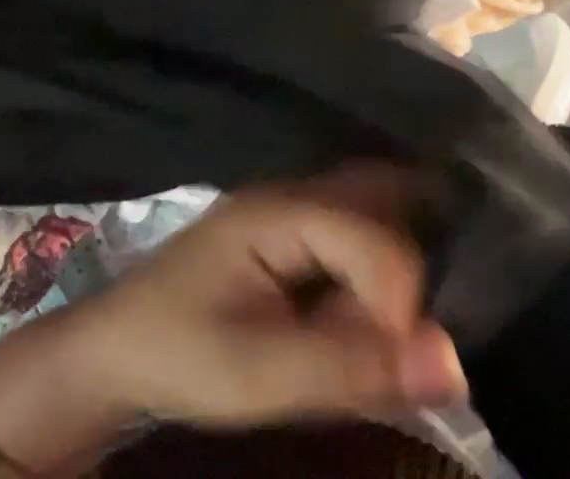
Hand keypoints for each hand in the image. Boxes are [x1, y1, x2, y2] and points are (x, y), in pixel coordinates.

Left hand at [0, 167, 465, 474]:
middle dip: (422, 257)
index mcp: (276, 213)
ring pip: (372, 210)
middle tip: (434, 325)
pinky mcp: (285, 240)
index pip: (375, 239)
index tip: (390, 362)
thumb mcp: (261, 375)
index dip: (399, 303)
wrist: (115, 352)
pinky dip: (378, 269)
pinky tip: (374, 316)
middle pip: (383, 195)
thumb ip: (353, 367)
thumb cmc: (179, 356)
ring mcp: (285, 213)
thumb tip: (454, 364)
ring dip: (402, 261)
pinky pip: (352, 234)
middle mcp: (287, 197)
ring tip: (404, 327)